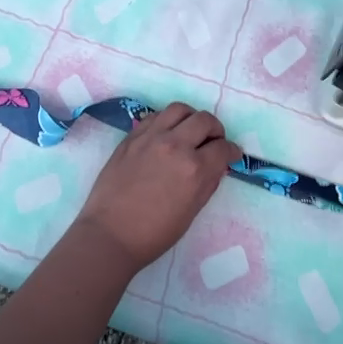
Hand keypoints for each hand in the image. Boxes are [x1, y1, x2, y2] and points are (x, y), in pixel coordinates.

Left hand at [70, 103, 238, 270]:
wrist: (111, 233)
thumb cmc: (154, 233)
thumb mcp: (191, 212)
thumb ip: (208, 184)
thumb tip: (216, 166)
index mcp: (194, 169)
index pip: (222, 148)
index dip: (231, 151)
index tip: (231, 154)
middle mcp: (175, 146)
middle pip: (204, 120)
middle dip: (216, 129)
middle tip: (214, 140)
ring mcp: (151, 137)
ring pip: (179, 109)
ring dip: (191, 118)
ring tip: (191, 130)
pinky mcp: (132, 136)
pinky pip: (155, 116)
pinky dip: (167, 120)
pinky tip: (167, 133)